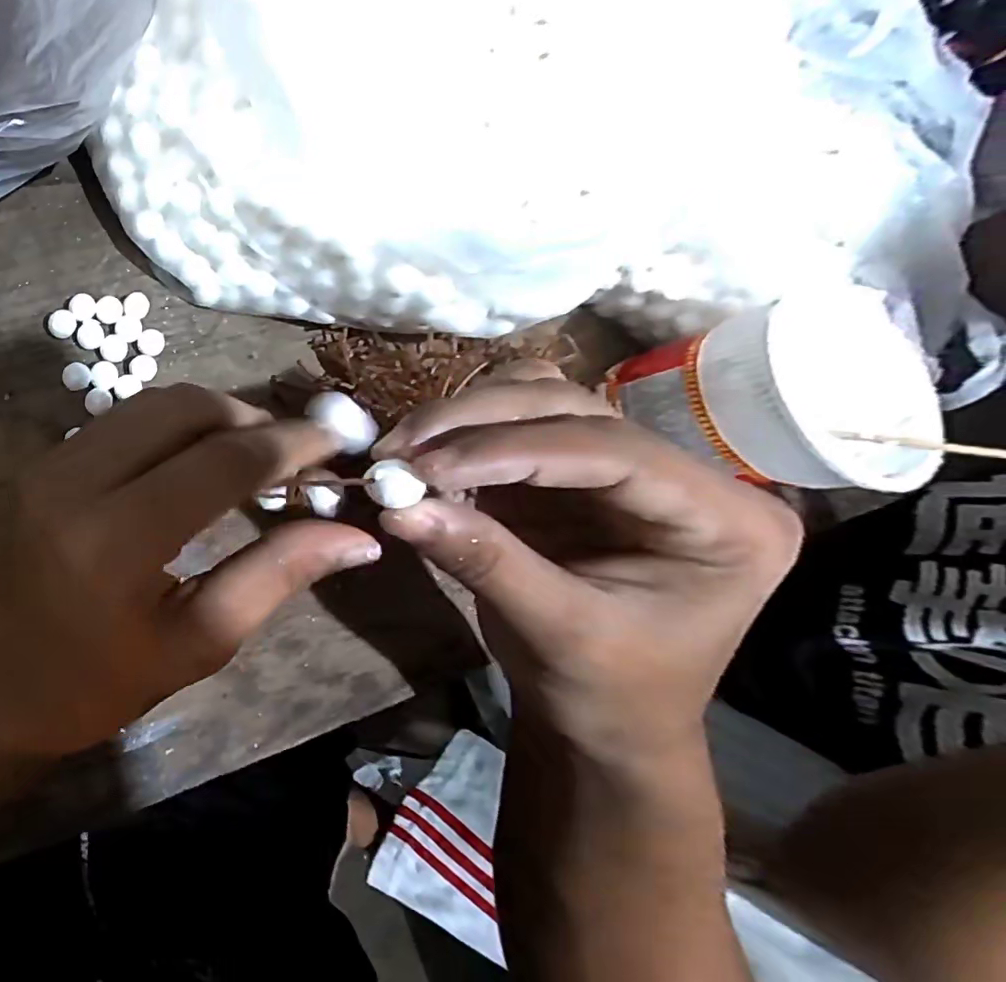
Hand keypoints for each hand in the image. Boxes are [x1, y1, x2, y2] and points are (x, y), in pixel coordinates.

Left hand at [0, 384, 383, 758]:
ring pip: (146, 405)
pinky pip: (116, 422)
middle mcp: (74, 484)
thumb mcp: (199, 641)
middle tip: (290, 453)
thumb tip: (358, 536)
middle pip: (180, 409)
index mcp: (115, 541)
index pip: (218, 463)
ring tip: (249, 454)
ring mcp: (47, 467)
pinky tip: (192, 460)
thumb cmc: (103, 683)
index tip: (335, 442)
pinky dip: (166, 427)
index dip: (287, 445)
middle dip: (247, 418)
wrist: (4, 684)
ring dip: (207, 416)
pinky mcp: (38, 464)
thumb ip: (275, 575)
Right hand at [371, 363, 802, 758]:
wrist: (606, 718)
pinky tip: (417, 459)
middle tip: (396, 453)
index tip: (421, 470)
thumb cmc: (607, 690)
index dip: (506, 451)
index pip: (608, 450)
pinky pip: (505, 427)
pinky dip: (455, 435)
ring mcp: (615, 467)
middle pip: (567, 406)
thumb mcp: (554, 632)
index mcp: (720, 518)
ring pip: (534, 399)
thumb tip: (397, 507)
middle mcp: (676, 474)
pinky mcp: (562, 474)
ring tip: (398, 453)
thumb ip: (484, 561)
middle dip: (472, 423)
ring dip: (458, 418)